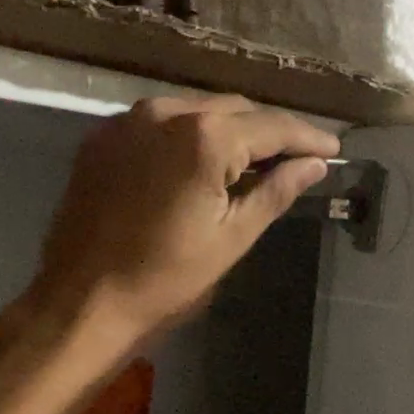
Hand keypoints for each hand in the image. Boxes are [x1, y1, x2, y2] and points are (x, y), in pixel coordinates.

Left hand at [33, 95, 340, 337]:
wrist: (81, 303)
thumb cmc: (164, 281)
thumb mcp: (230, 239)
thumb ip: (275, 192)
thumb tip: (314, 165)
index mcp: (203, 137)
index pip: (271, 126)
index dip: (307, 137)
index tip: (333, 149)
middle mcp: (164, 112)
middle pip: (233, 110)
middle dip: (267, 132)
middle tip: (296, 160)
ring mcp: (127, 121)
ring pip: (194, 112)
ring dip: (226, 132)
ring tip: (250, 163)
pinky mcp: (101, 138)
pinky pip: (158, 125)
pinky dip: (185, 138)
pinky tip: (197, 165)